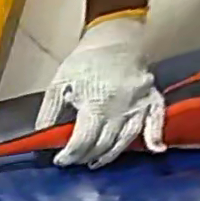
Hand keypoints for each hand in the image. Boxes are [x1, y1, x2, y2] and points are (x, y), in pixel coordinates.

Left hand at [36, 14, 166, 168]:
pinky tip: (156, 150)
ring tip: (94, 163)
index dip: (69, 156)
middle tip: (74, 161)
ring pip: (127, 137)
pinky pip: (157, 118)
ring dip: (110, 155)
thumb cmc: (82, 64)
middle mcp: (122, 104)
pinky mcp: (152, 94)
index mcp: (98, 102)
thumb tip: (42, 142)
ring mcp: (140, 99)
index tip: (59, 160)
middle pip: (104, 143)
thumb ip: (48, 117)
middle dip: (85, 157)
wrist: (114, 37)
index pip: (83, 141)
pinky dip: (156, 135)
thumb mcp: (56, 88)